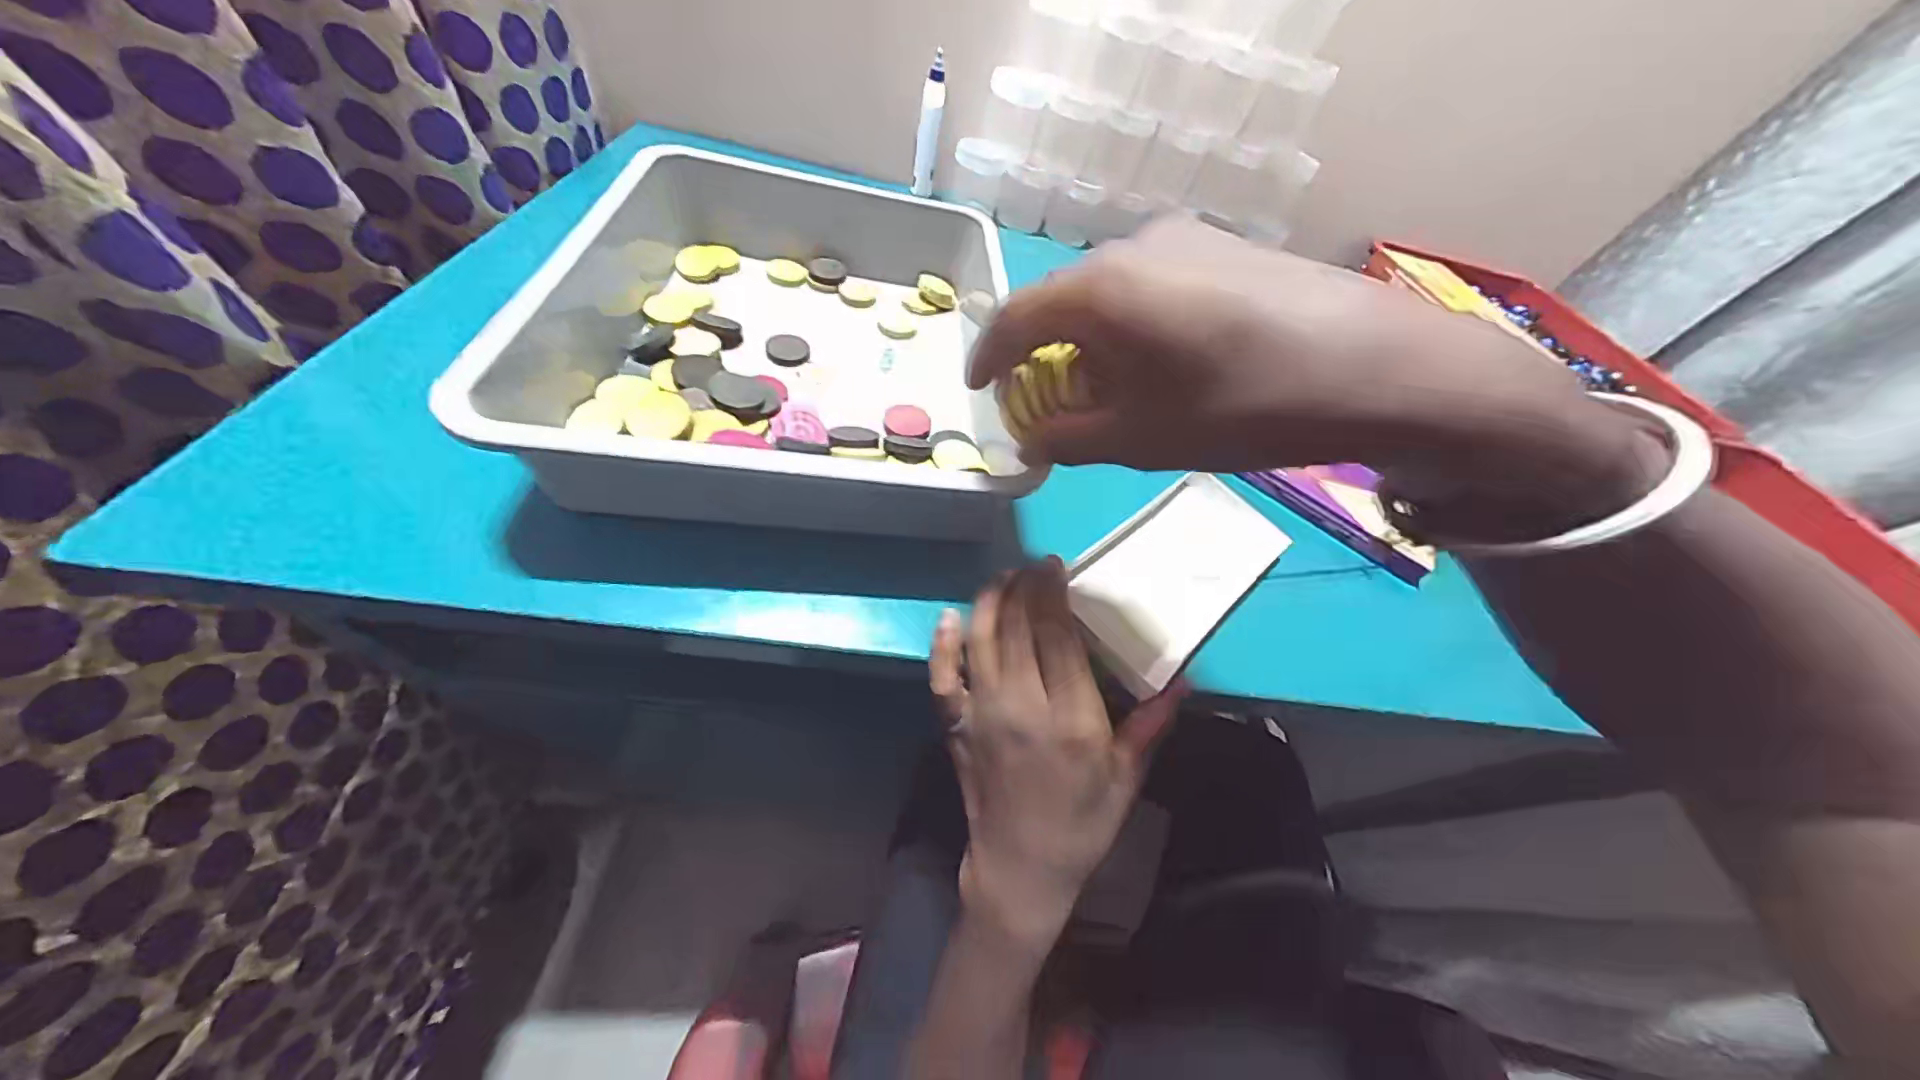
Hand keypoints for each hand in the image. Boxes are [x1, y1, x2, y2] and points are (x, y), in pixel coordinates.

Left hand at [930, 560, 1185, 943]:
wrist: (1021, 866)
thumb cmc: (1083, 822)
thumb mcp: (1126, 776)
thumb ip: (1151, 723)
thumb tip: (1183, 678)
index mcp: (1071, 718)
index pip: (1057, 636)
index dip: (1054, 594)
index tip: (1056, 567)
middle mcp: (1022, 706)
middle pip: (1017, 627)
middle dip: (1024, 587)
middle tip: (1034, 565)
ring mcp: (982, 714)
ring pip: (981, 640)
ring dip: (989, 601)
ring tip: (1003, 578)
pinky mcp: (956, 726)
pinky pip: (943, 677)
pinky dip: (943, 645)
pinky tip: (949, 617)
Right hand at [968, 217, 1657, 530]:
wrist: (1377, 369)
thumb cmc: (1241, 409)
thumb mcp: (1138, 439)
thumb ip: (1067, 438)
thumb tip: (1032, 440)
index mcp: (1099, 291)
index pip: (1015, 319)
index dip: (988, 359)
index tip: (980, 391)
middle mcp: (1132, 248)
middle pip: (1061, 304)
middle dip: (1044, 358)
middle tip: (1050, 405)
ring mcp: (1183, 239)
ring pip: (1107, 295)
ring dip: (1090, 344)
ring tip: (1111, 391)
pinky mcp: (1223, 245)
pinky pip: (1150, 286)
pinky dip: (1132, 327)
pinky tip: (1162, 363)